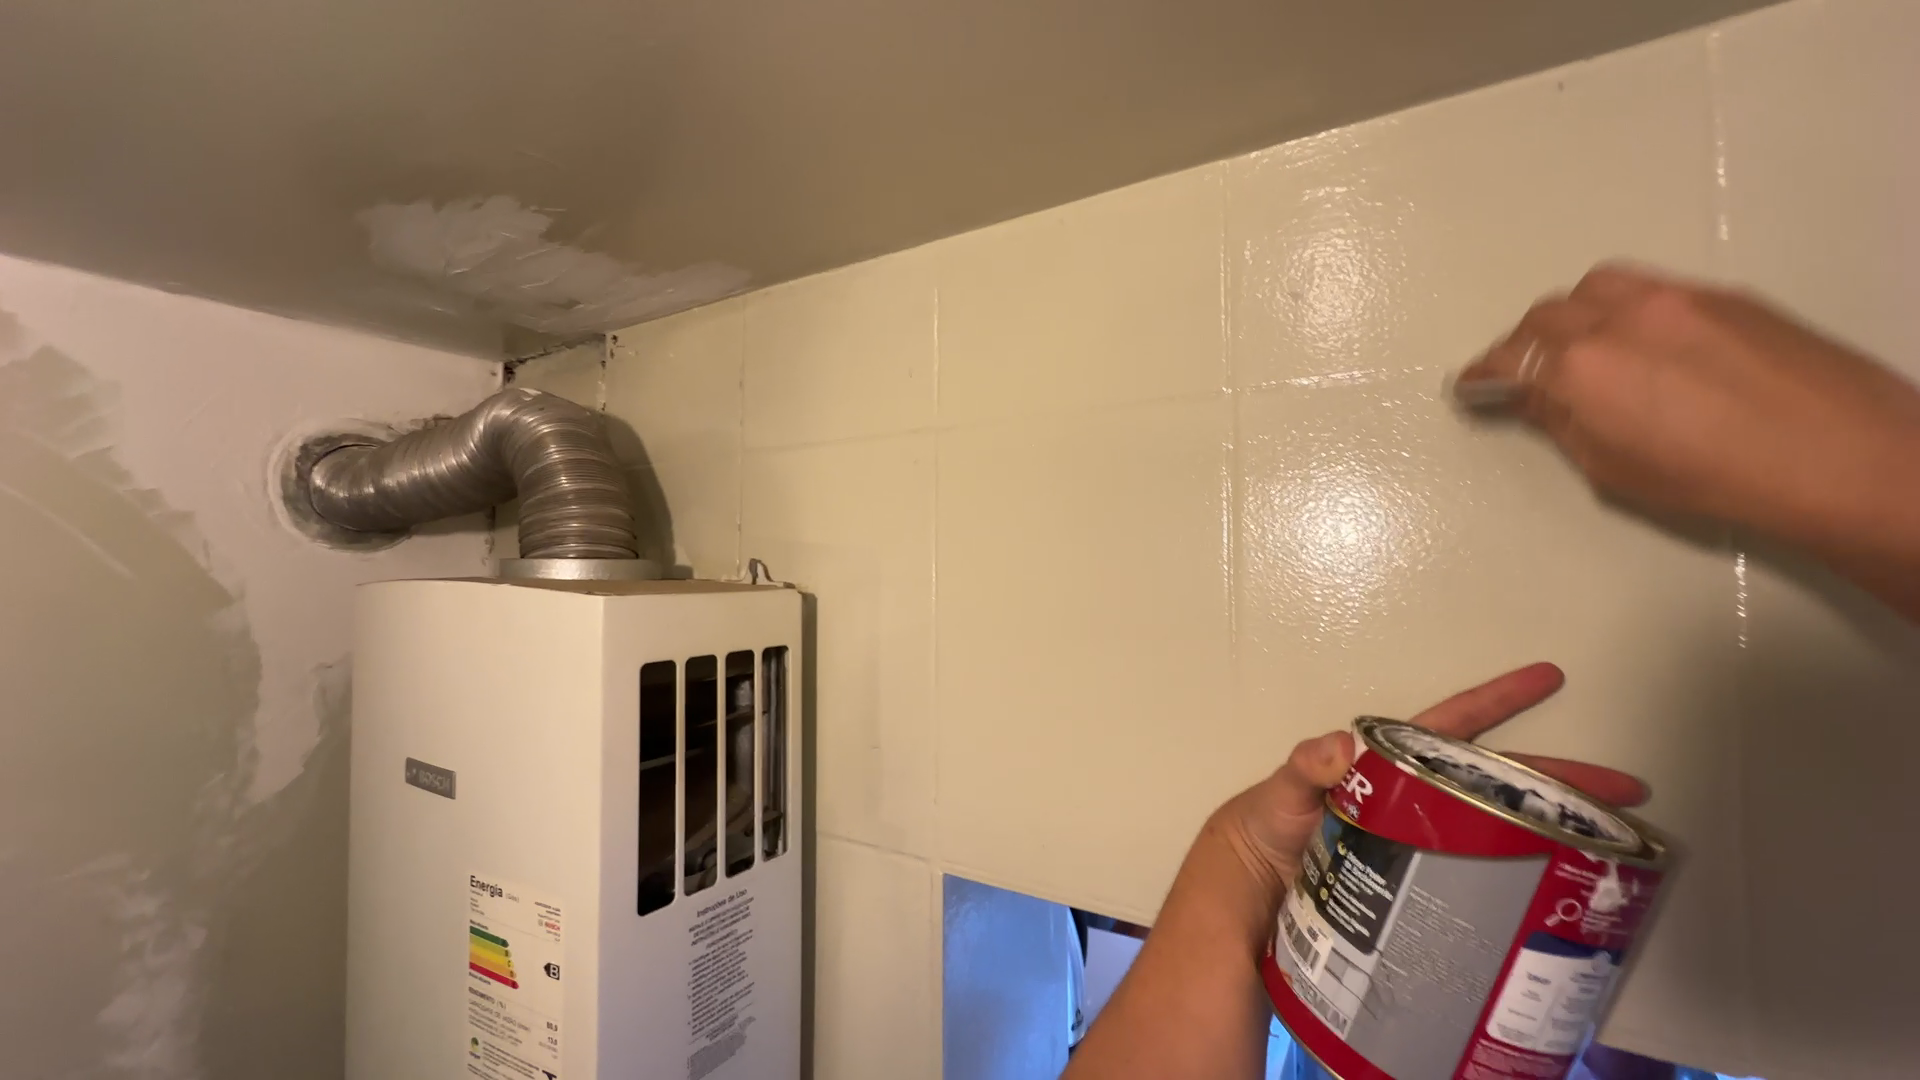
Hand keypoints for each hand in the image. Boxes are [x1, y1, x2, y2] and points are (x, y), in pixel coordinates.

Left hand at [1209, 663, 1644, 906]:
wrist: (1252, 884)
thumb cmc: (1268, 824)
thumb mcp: (1284, 791)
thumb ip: (1306, 767)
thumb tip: (1340, 744)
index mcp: (1388, 768)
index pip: (1449, 727)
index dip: (1496, 699)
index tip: (1549, 675)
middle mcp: (1413, 800)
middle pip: (1494, 785)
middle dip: (1557, 785)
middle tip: (1627, 794)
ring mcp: (1421, 842)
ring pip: (1497, 830)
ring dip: (1551, 837)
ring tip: (1611, 856)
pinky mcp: (1421, 884)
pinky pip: (1480, 879)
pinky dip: (1518, 884)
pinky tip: (1554, 904)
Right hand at [1454, 262, 1919, 618]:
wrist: (1845, 458)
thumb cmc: (1711, 478)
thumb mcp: (1608, 464)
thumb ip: (1558, 420)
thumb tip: (1528, 397)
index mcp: (1579, 368)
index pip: (1506, 359)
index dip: (1480, 376)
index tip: (1469, 388)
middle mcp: (1618, 319)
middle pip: (1544, 315)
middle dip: (1522, 344)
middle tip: (1522, 375)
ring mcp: (1676, 299)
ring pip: (1595, 286)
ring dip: (1570, 313)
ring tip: (1578, 346)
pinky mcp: (1725, 296)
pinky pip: (1649, 287)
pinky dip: (1621, 308)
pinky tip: (1639, 342)